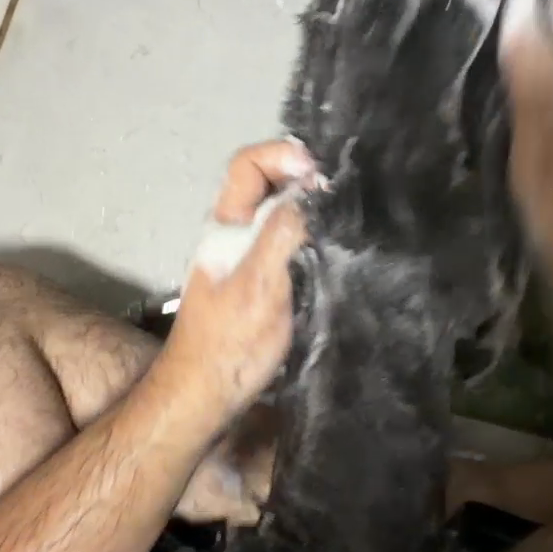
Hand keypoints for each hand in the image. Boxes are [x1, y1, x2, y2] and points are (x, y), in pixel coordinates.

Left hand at [159, 140, 314, 420]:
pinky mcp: (261, 284)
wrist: (207, 395)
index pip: (247, 166)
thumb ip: (279, 234)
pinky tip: (334, 250)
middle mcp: (234, 236)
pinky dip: (310, 236)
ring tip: (345, 214)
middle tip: (341, 191)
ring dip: (308, 206)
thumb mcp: (258, 284)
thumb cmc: (230, 341)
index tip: (319, 173)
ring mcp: (247, 260)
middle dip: (301, 176)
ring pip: (277, 215)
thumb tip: (308, 193)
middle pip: (265, 185)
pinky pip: (286, 244)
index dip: (281, 156)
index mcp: (224, 227)